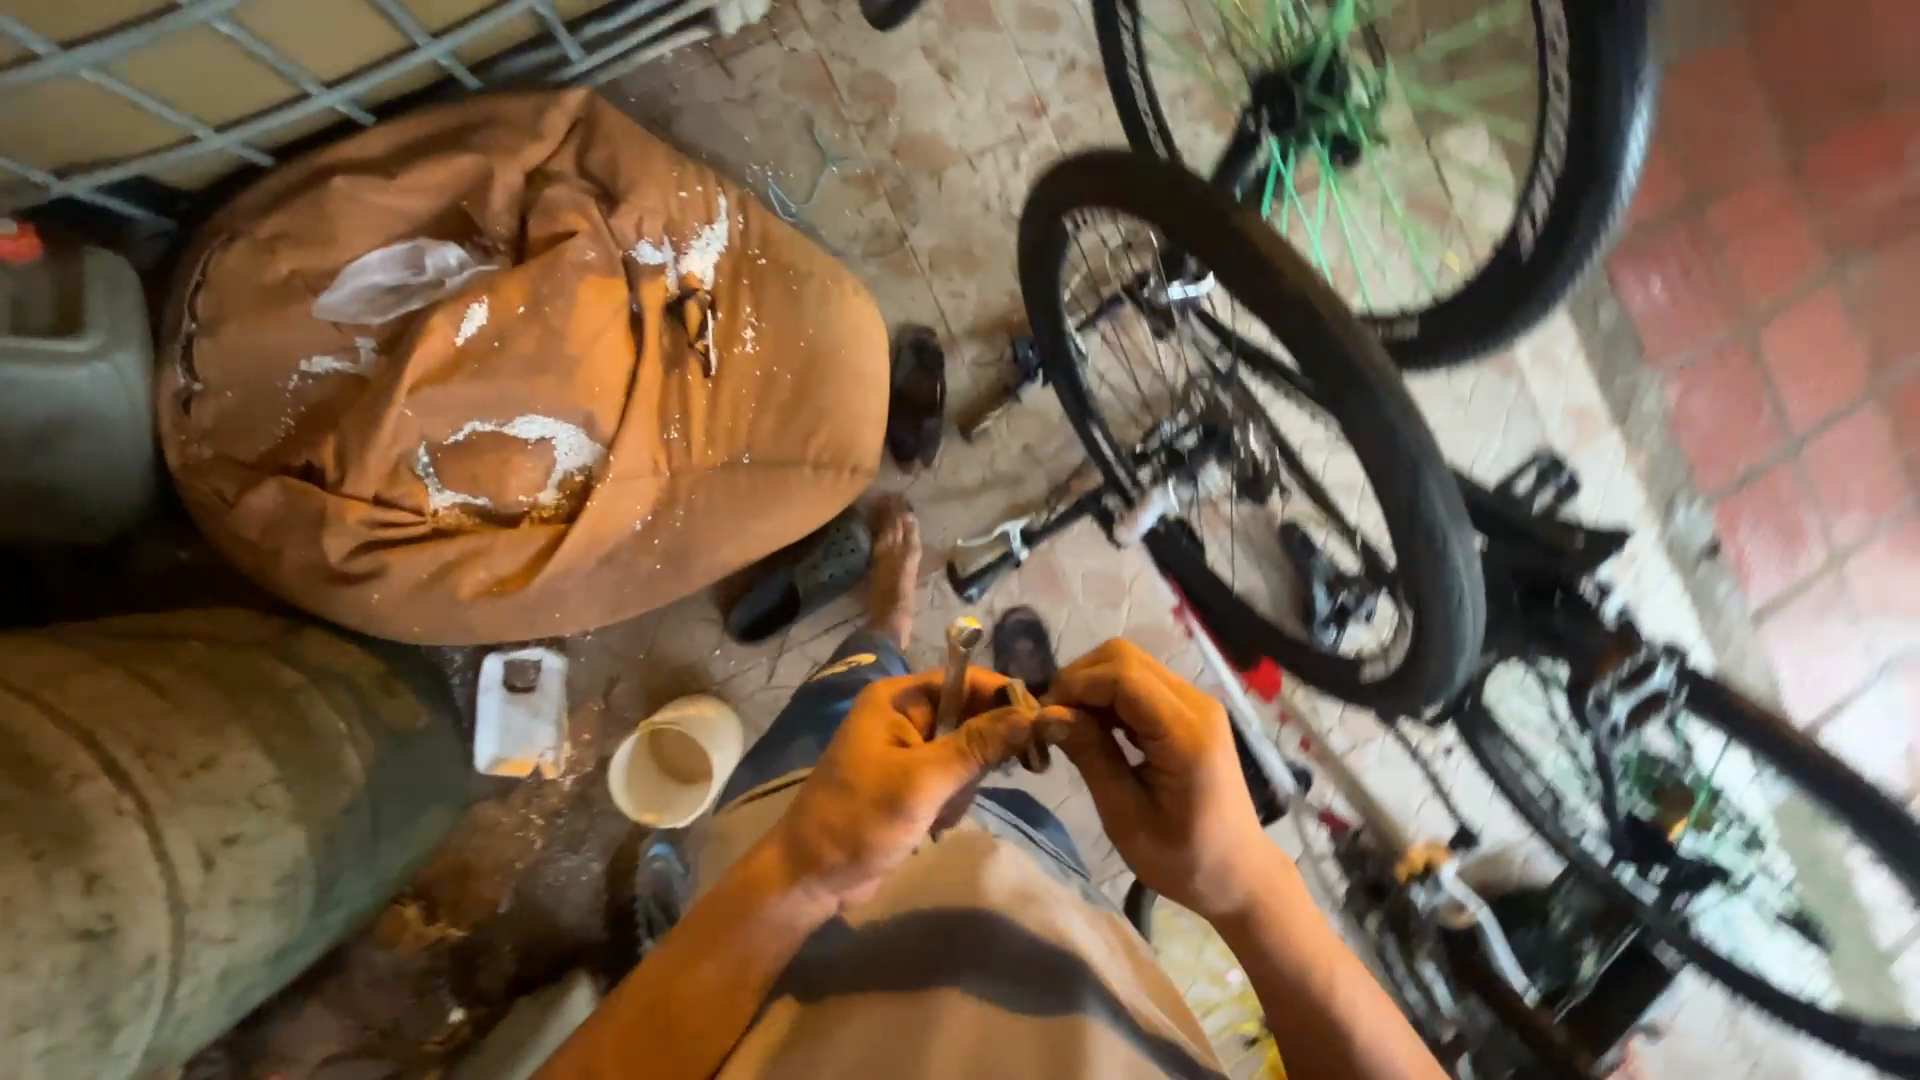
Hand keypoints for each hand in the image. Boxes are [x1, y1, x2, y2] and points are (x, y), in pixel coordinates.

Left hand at [767, 668, 1041, 909]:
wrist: (811, 879)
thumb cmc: (859, 819)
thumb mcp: (923, 781)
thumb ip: (978, 745)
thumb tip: (1032, 713)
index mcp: (897, 699)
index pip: (964, 679)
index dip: (1004, 696)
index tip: (1042, 722)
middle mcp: (903, 715)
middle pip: (970, 714)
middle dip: (981, 750)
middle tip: (1001, 774)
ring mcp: (907, 750)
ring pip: (966, 751)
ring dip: (964, 783)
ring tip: (943, 810)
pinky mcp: (911, 782)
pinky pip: (952, 778)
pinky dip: (953, 800)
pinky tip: (935, 822)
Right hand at [1045, 639, 1278, 921]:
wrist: (1239, 874)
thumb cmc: (1183, 859)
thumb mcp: (1126, 817)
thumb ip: (1090, 756)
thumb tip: (1045, 714)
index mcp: (1185, 733)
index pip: (1122, 676)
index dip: (1075, 686)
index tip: (1042, 717)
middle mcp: (1195, 703)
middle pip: (1124, 657)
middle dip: (1079, 680)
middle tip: (1053, 721)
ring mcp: (1195, 702)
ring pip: (1129, 663)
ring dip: (1092, 685)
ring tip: (1070, 726)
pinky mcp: (1189, 708)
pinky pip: (1140, 681)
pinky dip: (1109, 694)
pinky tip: (1096, 728)